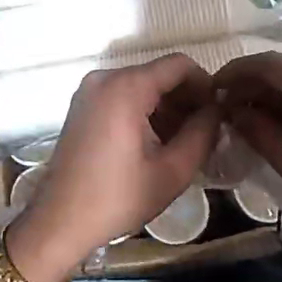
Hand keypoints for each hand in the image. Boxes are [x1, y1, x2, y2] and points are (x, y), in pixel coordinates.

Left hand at [8, 55, 220, 281]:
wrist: (61, 217)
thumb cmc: (118, 196)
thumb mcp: (172, 170)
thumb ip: (202, 133)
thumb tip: (217, 110)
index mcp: (125, 87)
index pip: (179, 65)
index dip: (205, 84)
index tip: (219, 113)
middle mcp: (104, 78)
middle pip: (158, 73)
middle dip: (186, 98)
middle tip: (206, 132)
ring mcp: (88, 90)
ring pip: (140, 85)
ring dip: (166, 106)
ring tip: (184, 142)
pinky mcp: (82, 104)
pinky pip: (121, 95)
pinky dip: (143, 110)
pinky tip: (156, 141)